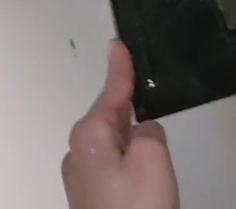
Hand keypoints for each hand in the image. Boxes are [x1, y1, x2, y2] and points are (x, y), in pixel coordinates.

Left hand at [63, 41, 179, 208]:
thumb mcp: (152, 157)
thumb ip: (149, 130)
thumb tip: (141, 133)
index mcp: (89, 135)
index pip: (110, 91)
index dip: (120, 67)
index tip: (117, 42)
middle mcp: (78, 154)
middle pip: (112, 119)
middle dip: (133, 115)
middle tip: (153, 113)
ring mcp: (82, 183)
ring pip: (115, 147)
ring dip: (133, 146)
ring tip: (156, 166)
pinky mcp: (92, 204)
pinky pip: (114, 170)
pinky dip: (130, 167)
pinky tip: (146, 184)